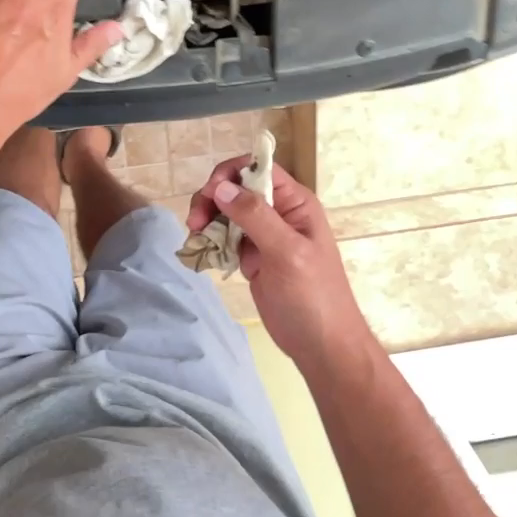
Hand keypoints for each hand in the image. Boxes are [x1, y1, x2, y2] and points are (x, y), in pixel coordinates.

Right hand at [189, 159, 375, 376]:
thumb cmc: (313, 297)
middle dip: (212, 198)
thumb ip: (255, 216)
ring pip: (227, 212)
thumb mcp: (286, 252)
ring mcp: (264, 236)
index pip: (259, 168)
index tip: (209, 194)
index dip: (230, 173)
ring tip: (194, 238)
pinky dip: (210, 241)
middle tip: (195, 223)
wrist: (322, 347)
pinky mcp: (252, 257)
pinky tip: (201, 253)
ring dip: (207, 219)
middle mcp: (279, 213)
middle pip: (236, 188)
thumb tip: (220, 186)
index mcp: (295, 203)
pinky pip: (225, 237)